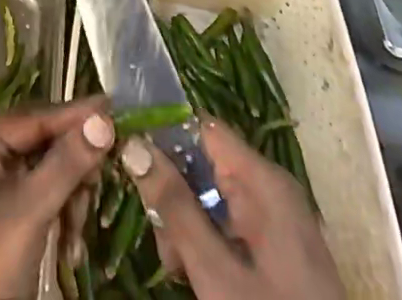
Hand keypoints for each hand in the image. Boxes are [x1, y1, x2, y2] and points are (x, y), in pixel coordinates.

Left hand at [0, 97, 114, 299]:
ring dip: (72, 196)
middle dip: (74, 168)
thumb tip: (104, 119)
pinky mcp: (12, 207)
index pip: (38, 118)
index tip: (117, 110)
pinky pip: (49, 192)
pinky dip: (64, 212)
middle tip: (99, 183)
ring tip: (75, 230)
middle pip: (48, 141)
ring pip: (54, 168)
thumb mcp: (29, 212)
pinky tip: (70, 241)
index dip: (77, 116)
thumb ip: (66, 164)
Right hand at [119, 118, 343, 299]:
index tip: (127, 158)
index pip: (201, 127)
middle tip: (163, 244)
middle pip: (203, 161)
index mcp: (262, 180)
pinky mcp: (274, 242)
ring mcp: (274, 214)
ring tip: (178, 269)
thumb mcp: (215, 272)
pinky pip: (227, 219)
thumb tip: (134, 144)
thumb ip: (174, 206)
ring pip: (210, 194)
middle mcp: (269, 185)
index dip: (162, 134)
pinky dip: (206, 239)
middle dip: (173, 194)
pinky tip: (196, 274)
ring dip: (185, 223)